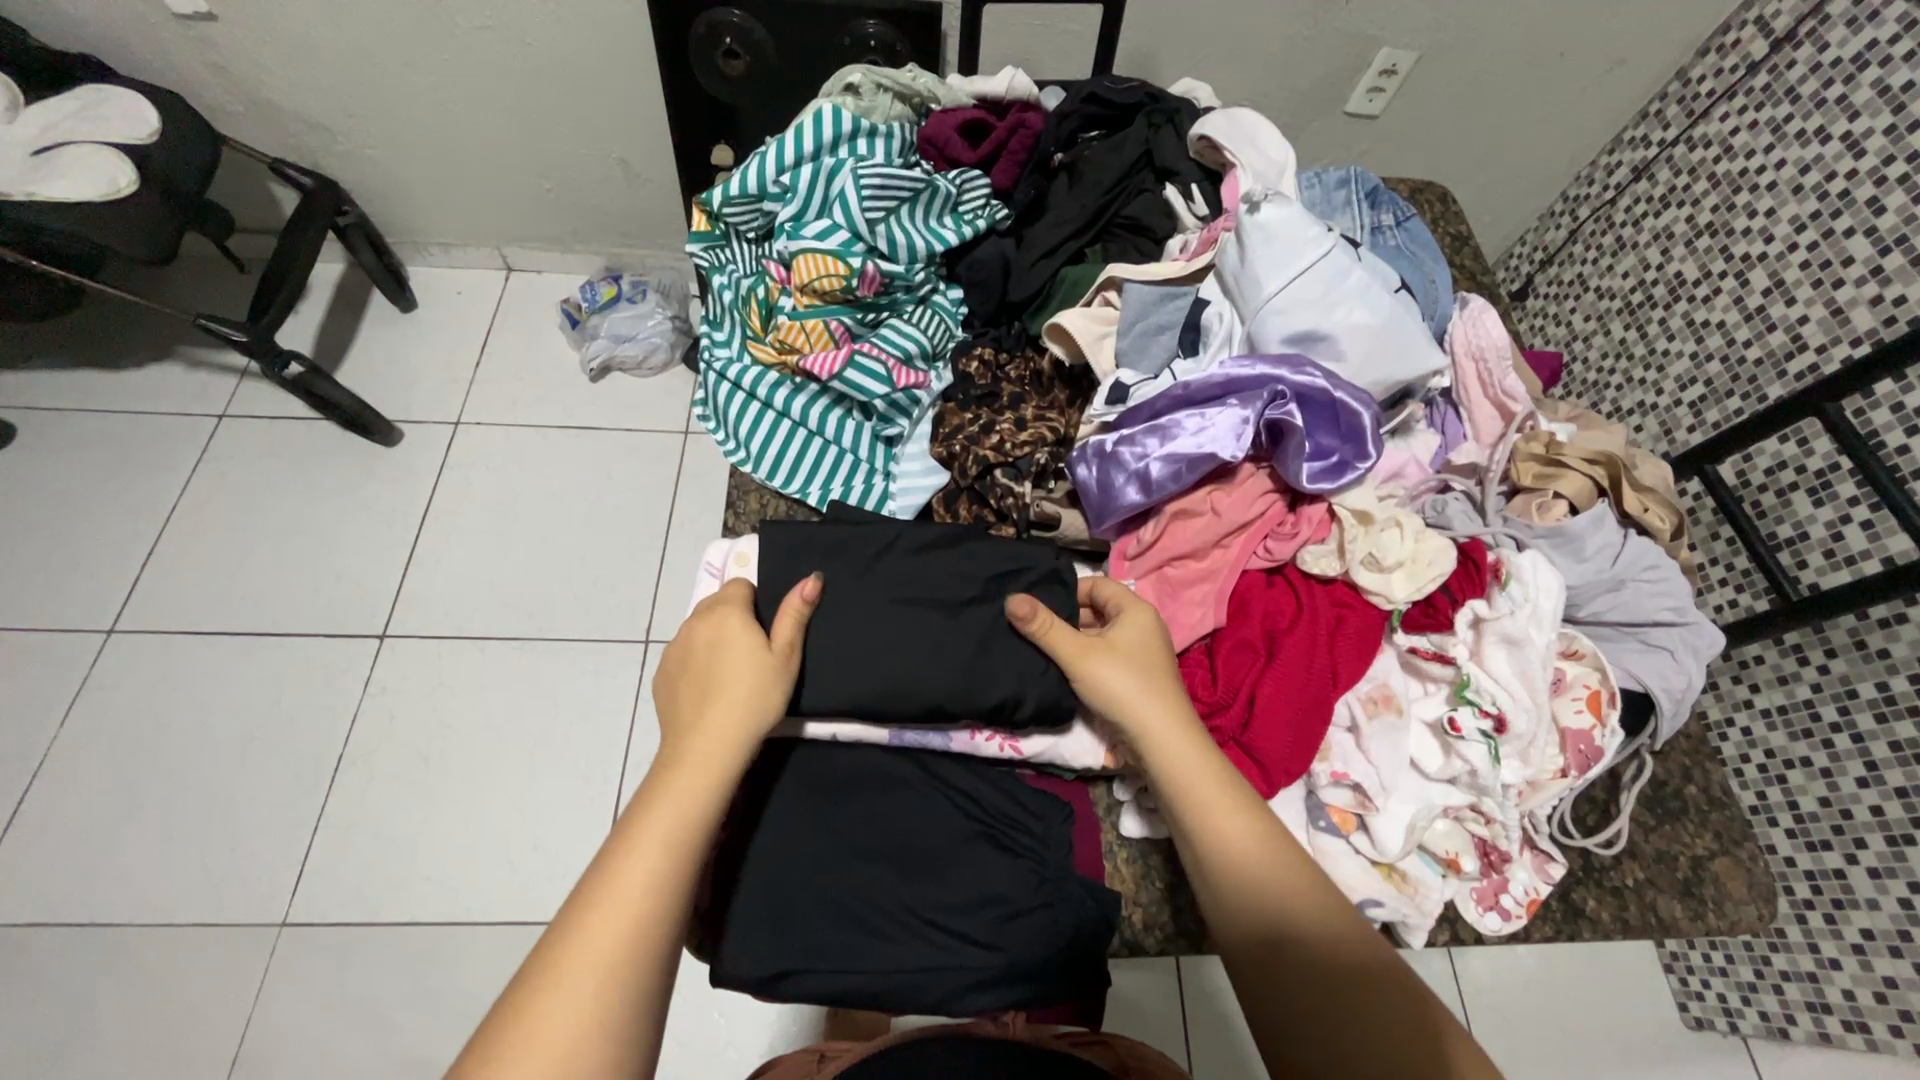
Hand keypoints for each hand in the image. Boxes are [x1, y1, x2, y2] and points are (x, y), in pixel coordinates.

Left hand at [652, 574, 821, 762]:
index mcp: (727, 612)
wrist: (706, 747)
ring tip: (730, 675)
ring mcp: (673, 647)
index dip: (755, 603)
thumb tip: (812, 577)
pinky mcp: (661, 672)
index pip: (740, 584)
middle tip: (752, 654)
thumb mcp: (785, 657)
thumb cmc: (755, 699)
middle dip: (733, 617)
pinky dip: (695, 662)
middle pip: (716, 603)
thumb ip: (795, 614)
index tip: (765, 633)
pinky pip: (682, 654)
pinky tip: (709, 691)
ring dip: (712, 639)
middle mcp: (694, 621)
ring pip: (697, 629)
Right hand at [1005, 576, 1200, 743]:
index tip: (1038, 608)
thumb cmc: (1121, 686)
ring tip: (1039, 650)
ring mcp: (1140, 655)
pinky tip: (1061, 671)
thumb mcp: (1077, 654)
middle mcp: (1142, 627)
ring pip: (1099, 638)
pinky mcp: (1136, 679)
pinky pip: (1104, 659)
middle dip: (1066, 619)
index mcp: (1135, 610)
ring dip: (1072, 643)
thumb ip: (1043, 626)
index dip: (1066, 592)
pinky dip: (1084, 662)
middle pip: (1097, 611)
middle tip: (1033, 629)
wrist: (1160, 742)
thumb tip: (1011, 598)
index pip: (1096, 585)